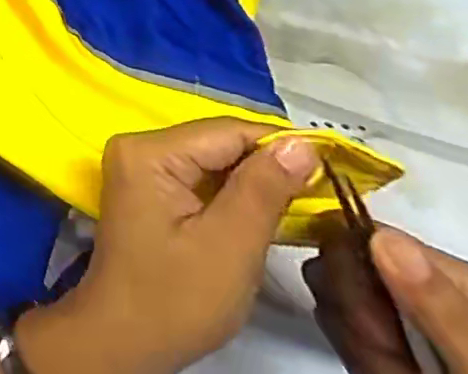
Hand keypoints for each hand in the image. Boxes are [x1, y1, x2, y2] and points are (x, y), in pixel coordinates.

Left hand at [19, 119, 319, 373]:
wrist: (126, 336)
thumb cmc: (176, 297)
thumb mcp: (230, 244)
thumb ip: (264, 189)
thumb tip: (303, 144)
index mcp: (148, 151)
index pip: (225, 131)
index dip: (283, 143)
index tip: (341, 162)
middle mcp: (139, 147)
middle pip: (218, 142)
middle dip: (273, 161)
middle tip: (335, 183)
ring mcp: (142, 167)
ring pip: (213, 160)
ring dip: (260, 178)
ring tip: (316, 195)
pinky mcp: (150, 189)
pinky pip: (202, 177)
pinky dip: (238, 192)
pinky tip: (275, 207)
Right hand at [306, 227, 467, 373]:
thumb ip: (445, 312)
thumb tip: (381, 236)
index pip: (368, 236)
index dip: (354, 277)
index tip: (373, 329)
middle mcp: (440, 288)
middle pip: (351, 267)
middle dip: (358, 317)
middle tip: (395, 365)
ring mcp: (421, 316)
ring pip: (343, 298)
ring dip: (359, 340)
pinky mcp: (403, 340)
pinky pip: (350, 326)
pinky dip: (361, 353)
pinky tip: (391, 373)